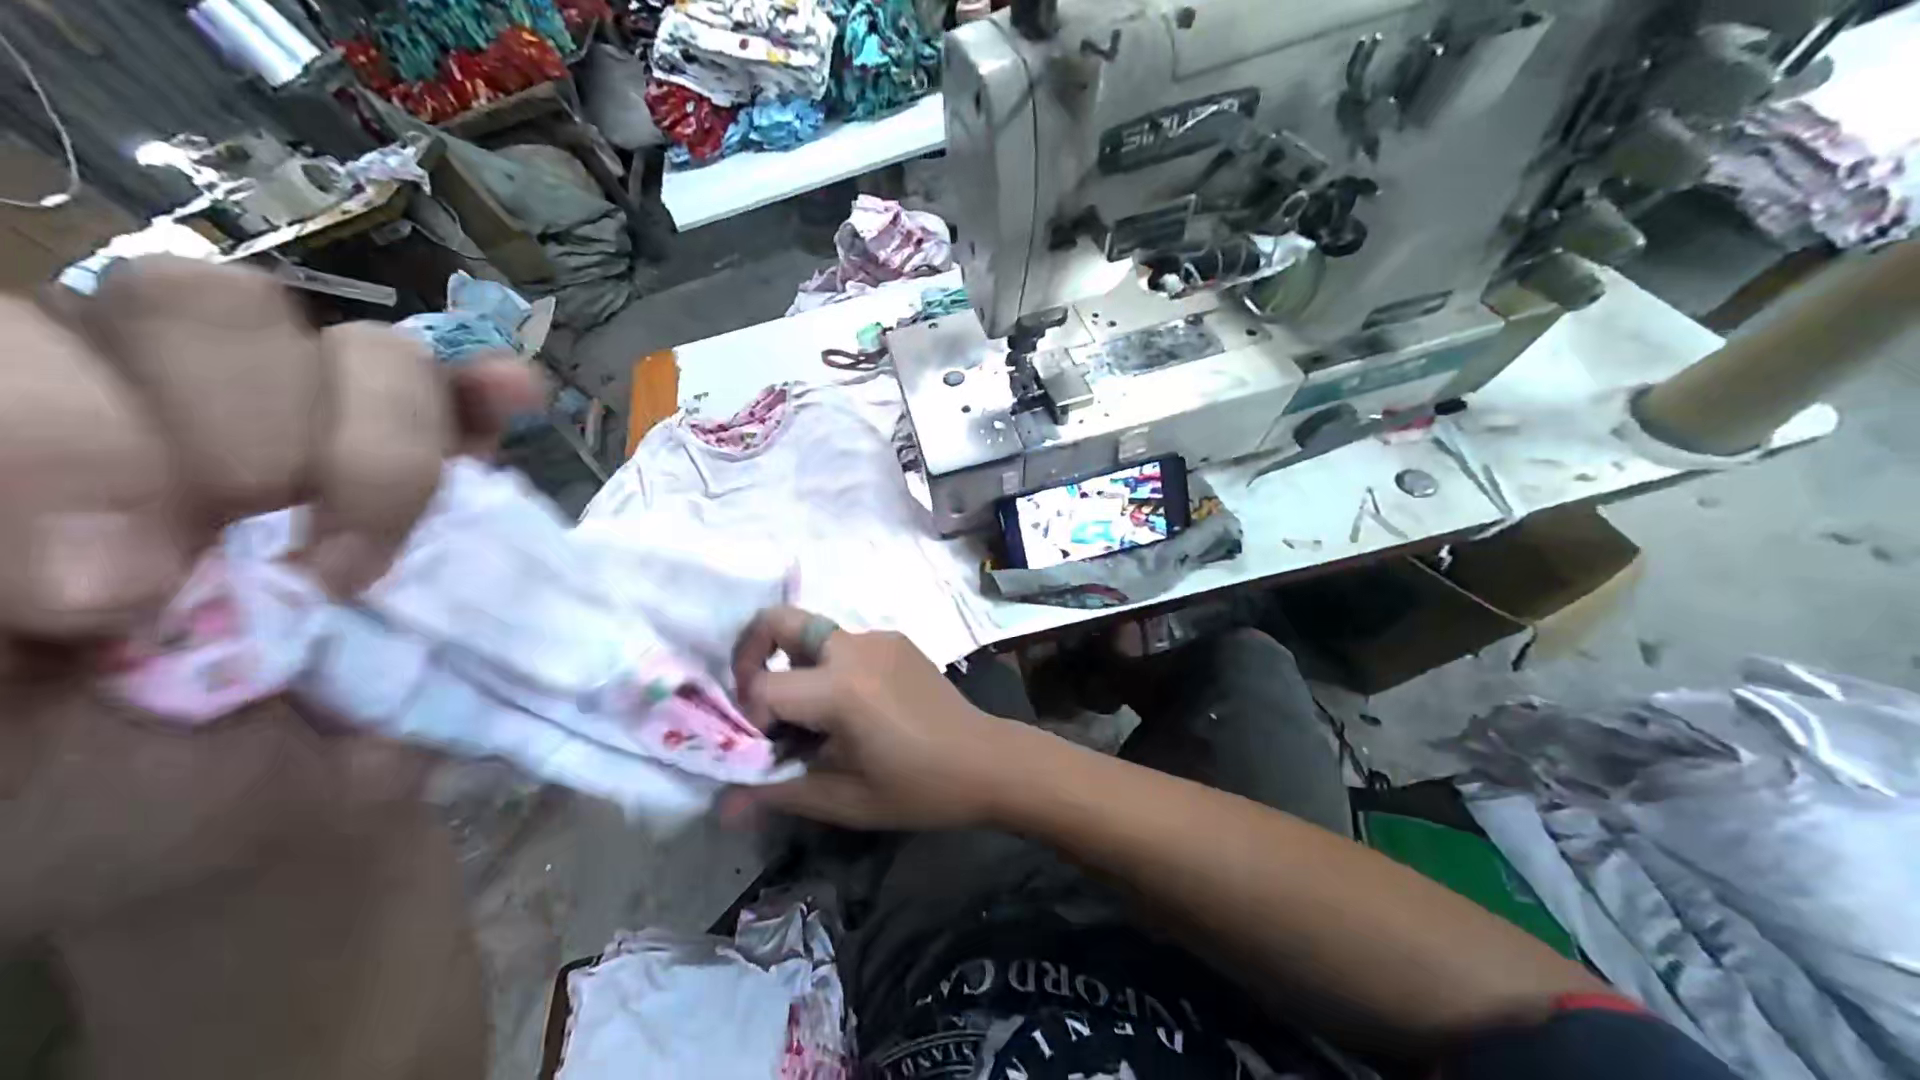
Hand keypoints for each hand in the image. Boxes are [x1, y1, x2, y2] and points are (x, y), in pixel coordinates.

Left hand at [0, 256, 540, 930]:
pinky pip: (473, 400)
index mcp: (29, 451)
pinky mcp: (433, 482)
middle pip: (213, 308)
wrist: (240, 827)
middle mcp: (169, 412)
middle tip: (270, 575)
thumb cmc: (72, 801)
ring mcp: (324, 442)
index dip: (80, 444)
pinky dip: (490, 398)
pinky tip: (514, 401)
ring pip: (368, 353)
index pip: (24, 336)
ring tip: (363, 572)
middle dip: (251, 440)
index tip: (114, 605)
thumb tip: (143, 552)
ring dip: (387, 458)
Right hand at [729, 607, 1039, 829]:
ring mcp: (878, 637)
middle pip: (777, 620)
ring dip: (793, 665)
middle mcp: (854, 647)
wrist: (987, 761)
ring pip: (811, 632)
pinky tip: (851, 708)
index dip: (750, 720)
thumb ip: (778, 793)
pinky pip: (844, 642)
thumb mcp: (846, 800)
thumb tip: (721, 806)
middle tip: (754, 696)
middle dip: (750, 652)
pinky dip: (828, 666)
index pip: (761, 688)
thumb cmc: (918, 788)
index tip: (770, 749)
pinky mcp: (895, 639)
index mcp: (840, 688)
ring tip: (810, 714)